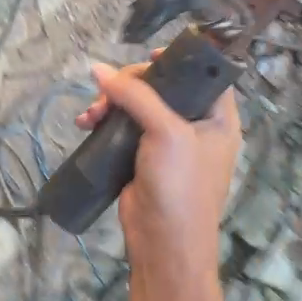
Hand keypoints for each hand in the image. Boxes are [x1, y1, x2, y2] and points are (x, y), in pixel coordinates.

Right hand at [74, 60, 239, 275]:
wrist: (163, 243)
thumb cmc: (180, 185)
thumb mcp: (165, 132)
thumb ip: (134, 95)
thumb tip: (96, 68)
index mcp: (217, 121)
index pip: (205, 77)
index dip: (181, 61)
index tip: (150, 57)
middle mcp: (194, 127)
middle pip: (160, 85)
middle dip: (128, 84)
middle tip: (107, 94)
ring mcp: (166, 141)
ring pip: (135, 102)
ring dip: (109, 101)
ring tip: (91, 115)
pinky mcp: (141, 154)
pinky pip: (120, 123)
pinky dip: (102, 118)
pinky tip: (85, 123)